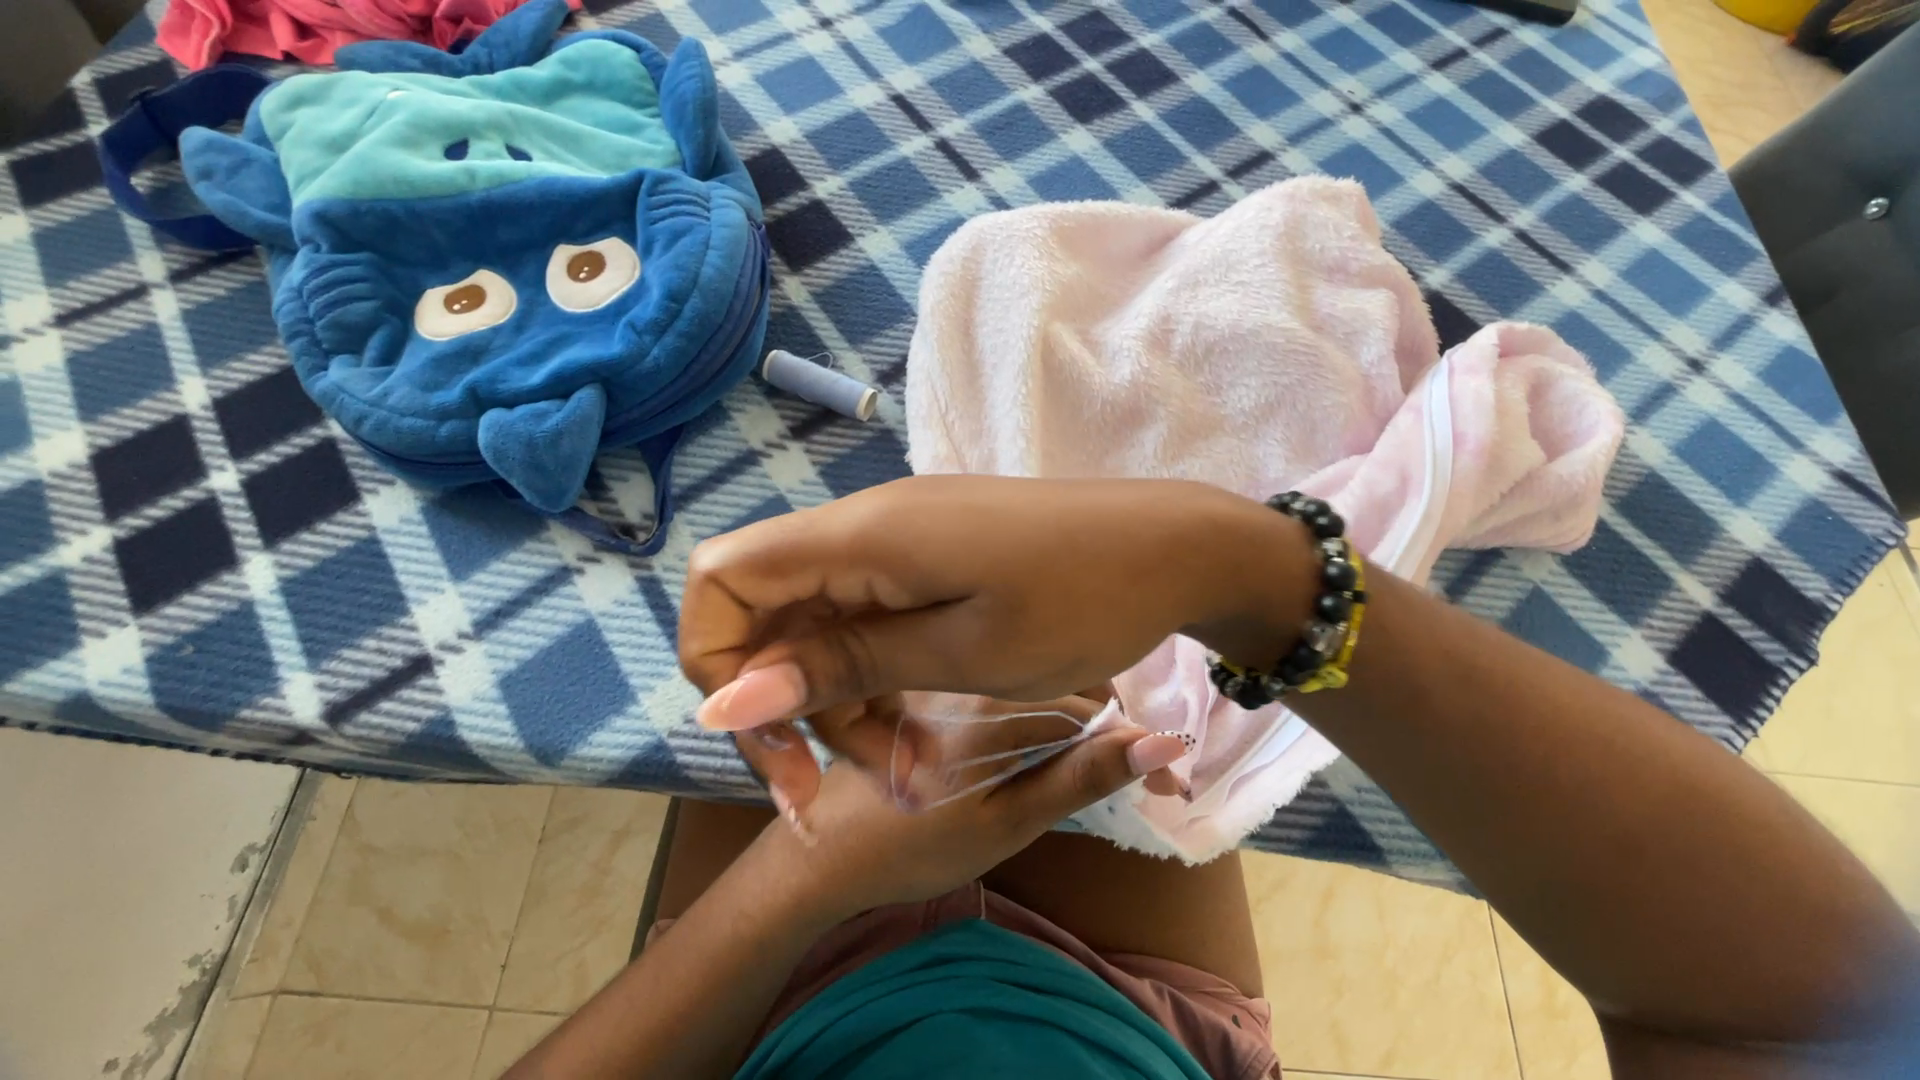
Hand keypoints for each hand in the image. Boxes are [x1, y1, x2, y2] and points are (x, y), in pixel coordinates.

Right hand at [676, 476, 1316, 815]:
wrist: (1173, 548)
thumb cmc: (1081, 603)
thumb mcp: (960, 655)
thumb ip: (841, 668)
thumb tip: (724, 700)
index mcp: (859, 538)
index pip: (722, 580)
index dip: (718, 663)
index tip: (772, 740)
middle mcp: (862, 526)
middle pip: (766, 610)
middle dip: (790, 699)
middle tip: (856, 774)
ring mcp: (896, 538)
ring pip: (818, 622)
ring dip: (842, 698)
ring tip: (910, 763)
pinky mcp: (925, 554)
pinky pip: (865, 616)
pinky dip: (875, 674)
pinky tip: (918, 723)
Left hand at [762, 711, 1193, 920]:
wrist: (819, 852)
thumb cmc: (913, 850)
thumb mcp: (1005, 824)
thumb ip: (1079, 779)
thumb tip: (1160, 748)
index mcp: (990, 701)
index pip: (1090, 708)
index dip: (1136, 744)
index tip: (1173, 782)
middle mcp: (966, 667)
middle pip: (1063, 676)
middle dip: (1110, 719)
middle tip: (1139, 766)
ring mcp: (942, 668)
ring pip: (1031, 671)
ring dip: (1074, 705)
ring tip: (1097, 751)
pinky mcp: (927, 678)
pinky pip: (998, 673)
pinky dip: (1033, 699)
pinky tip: (1040, 731)